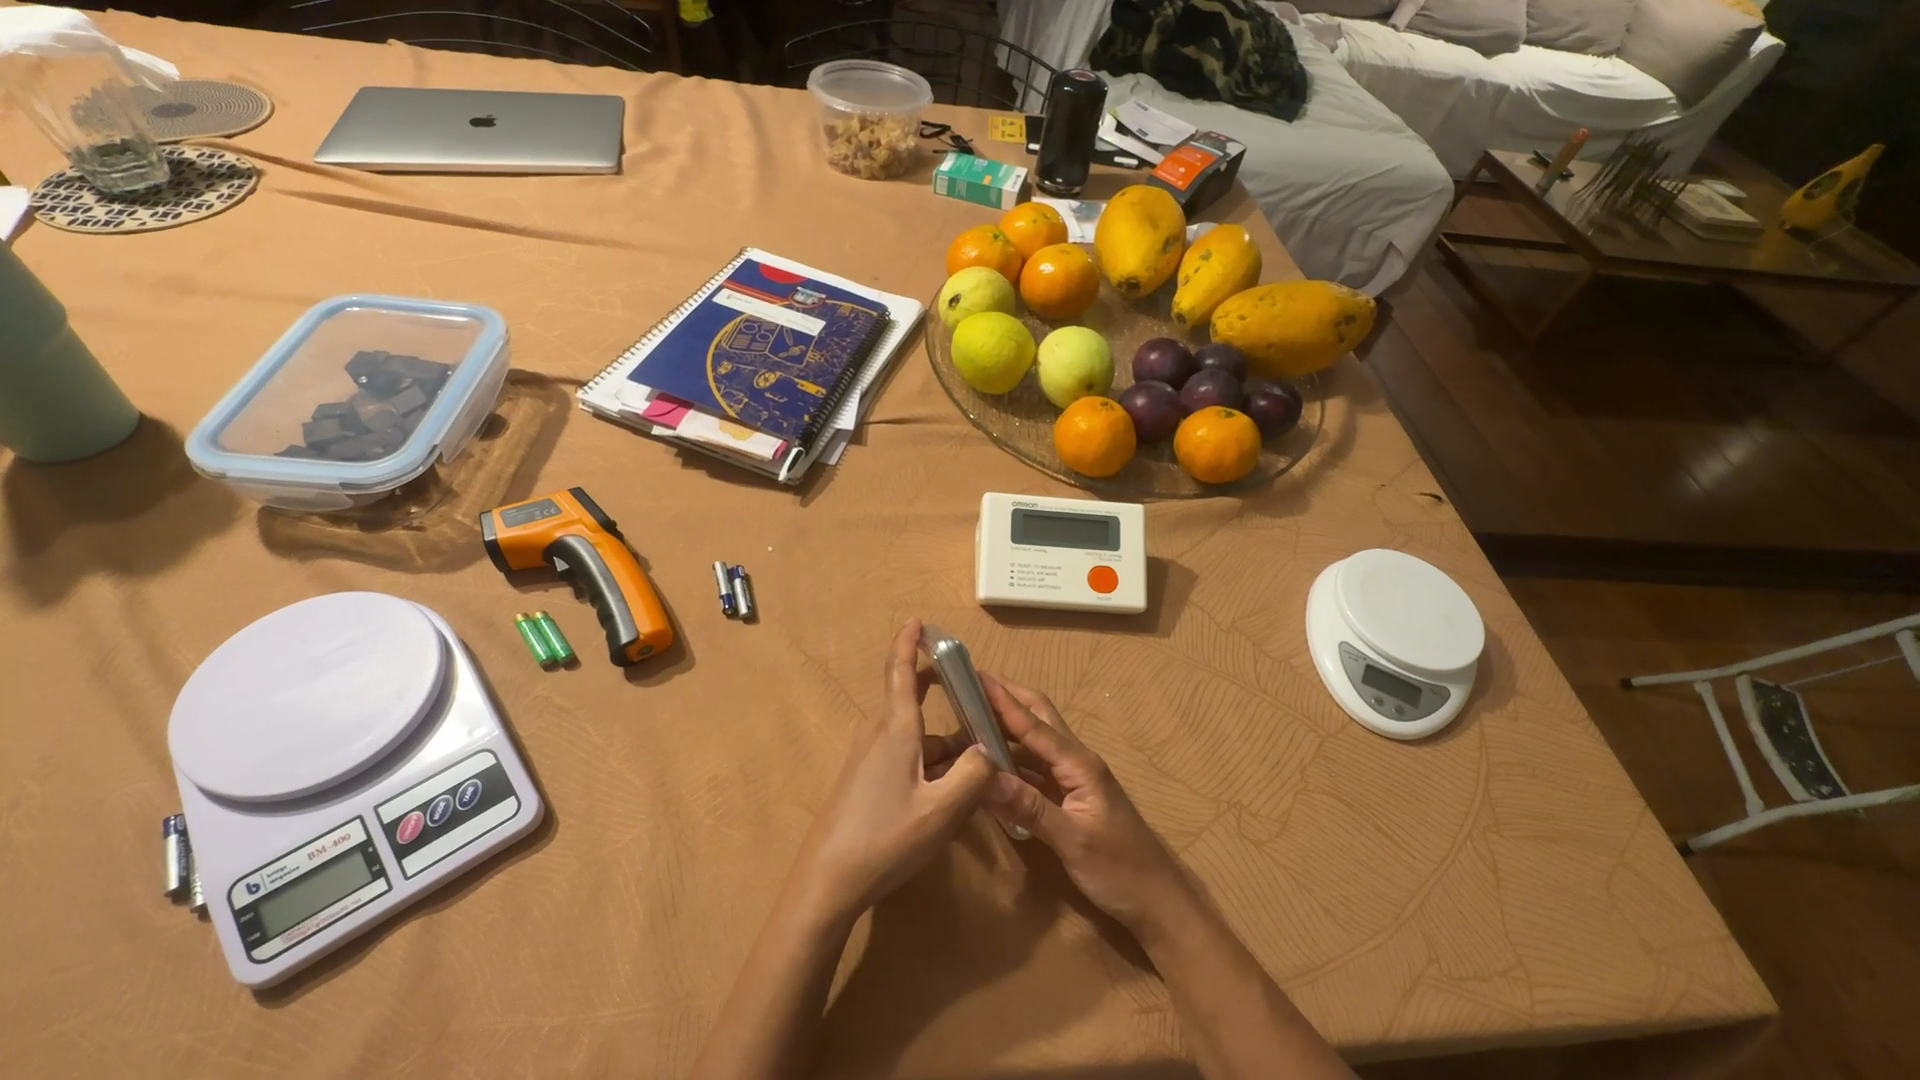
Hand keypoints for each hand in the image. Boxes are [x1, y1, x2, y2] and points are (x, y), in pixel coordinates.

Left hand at [786, 619, 996, 921]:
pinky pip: (905, 758)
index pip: (901, 673)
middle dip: (941, 694)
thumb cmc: (885, 839)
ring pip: (915, 737)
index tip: (918, 619)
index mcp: (895, 731)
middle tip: (977, 698)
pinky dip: (931, 764)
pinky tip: (952, 795)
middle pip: (911, 702)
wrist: (827, 882)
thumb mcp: (942, 810)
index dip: (910, 643)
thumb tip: (989, 750)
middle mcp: (878, 737)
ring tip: (981, 766)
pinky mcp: (866, 783)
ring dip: (944, 744)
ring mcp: (868, 761)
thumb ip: (974, 775)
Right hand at [979, 673, 1193, 931]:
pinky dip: (1011, 758)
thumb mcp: (1072, 840)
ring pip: (1036, 741)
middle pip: (1039, 718)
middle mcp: (1077, 763)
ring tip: (972, 713)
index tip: (973, 675)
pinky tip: (990, 763)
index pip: (1034, 725)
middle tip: (970, 681)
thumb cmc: (1119, 869)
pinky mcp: (1069, 799)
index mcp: (1080, 764)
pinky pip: (1035, 768)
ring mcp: (1074, 780)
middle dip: (1008, 696)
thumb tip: (984, 777)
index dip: (1003, 700)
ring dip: (1007, 724)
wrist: (1156, 900)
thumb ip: (1029, 807)